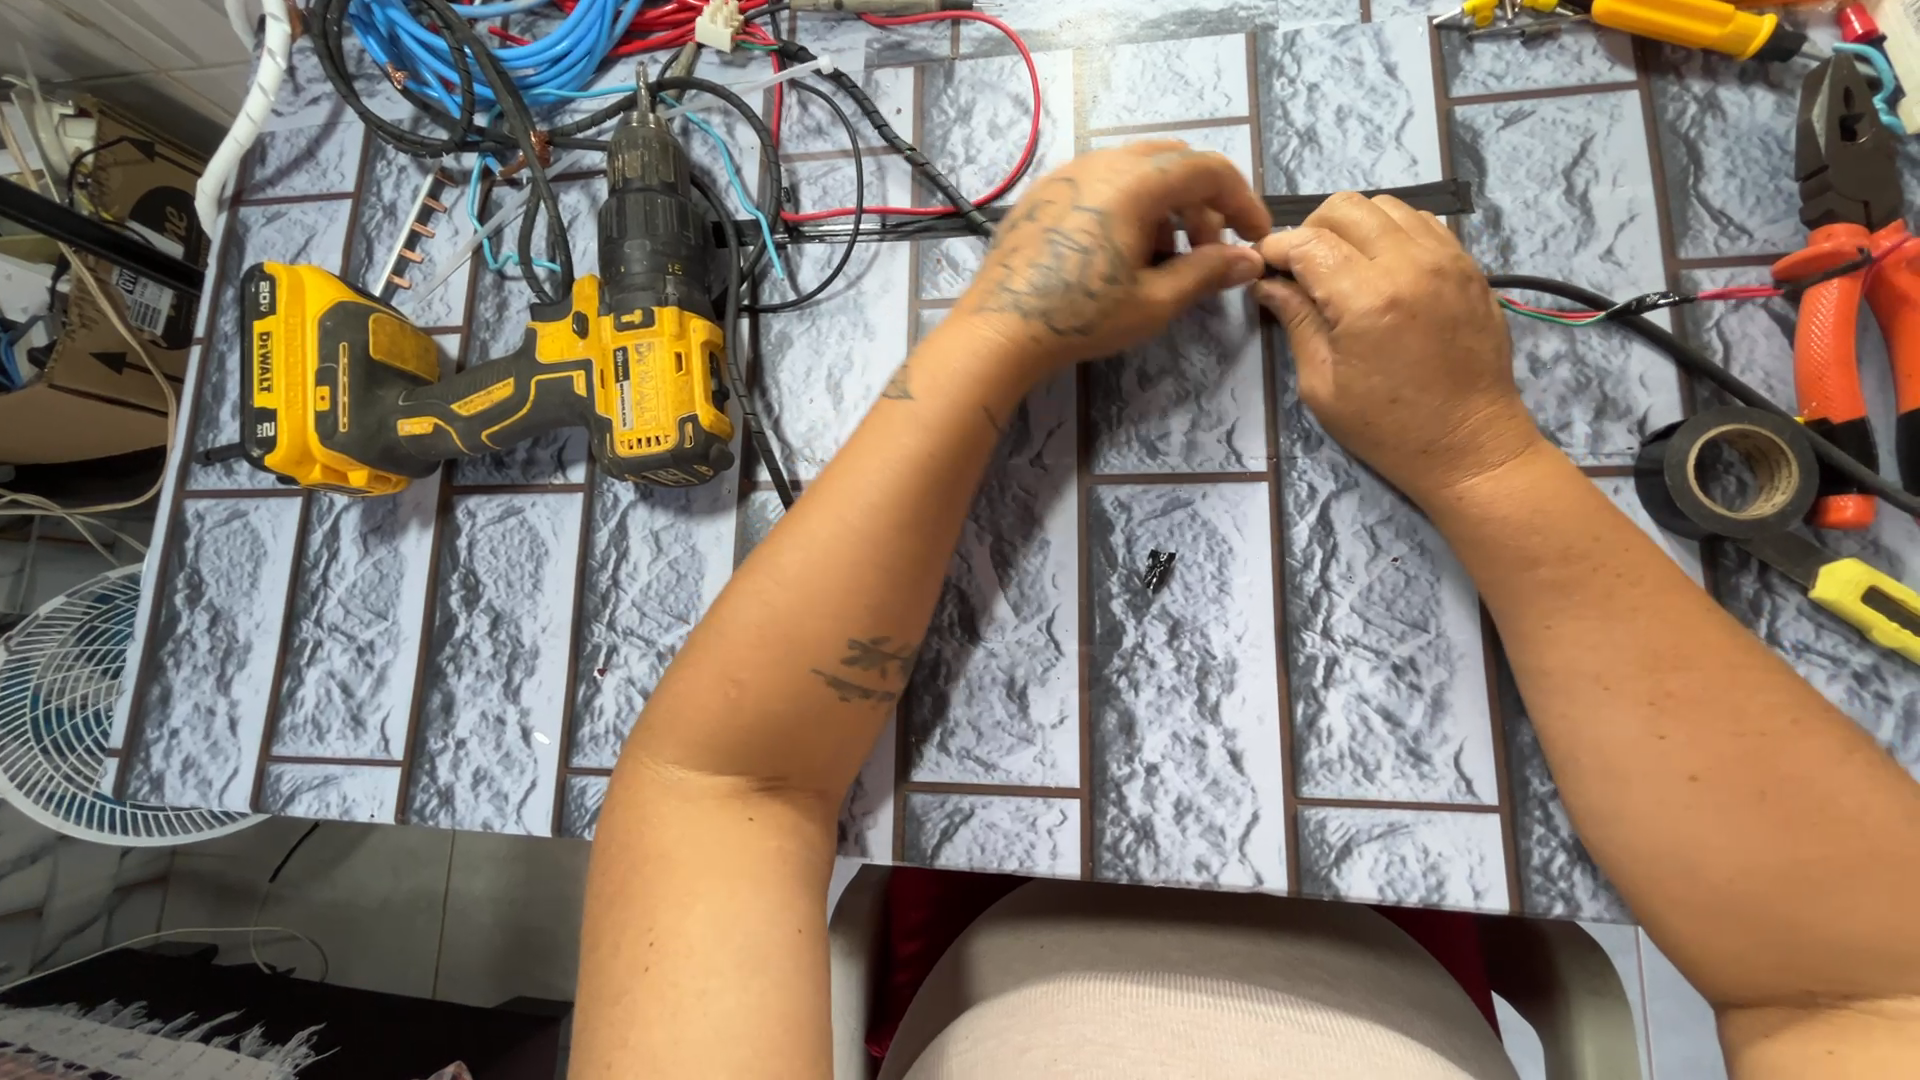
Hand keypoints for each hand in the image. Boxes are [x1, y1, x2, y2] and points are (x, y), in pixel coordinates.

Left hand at [951, 141, 1272, 374]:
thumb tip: (1247, 261)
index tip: (1252, 237)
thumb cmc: (1079, 319)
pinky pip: (1097, 185)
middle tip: (1206, 251)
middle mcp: (1099, 163)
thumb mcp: (1152, 303)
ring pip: (1132, 172)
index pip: (1207, 169)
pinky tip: (1116, 256)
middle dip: (1200, 204)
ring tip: (1160, 261)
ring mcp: (1065, 175)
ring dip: (1162, 207)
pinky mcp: (1041, 196)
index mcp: (1134, 182)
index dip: (1240, 201)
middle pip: (1171, 163)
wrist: (999, 330)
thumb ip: (1205, 273)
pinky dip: (1124, 208)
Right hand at [1254, 192, 1544, 503]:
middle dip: (1310, 230)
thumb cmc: (1384, 426)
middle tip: (1297, 269)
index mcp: (1366, 300)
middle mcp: (1410, 265)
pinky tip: (1377, 270)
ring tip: (1338, 267)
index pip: (1307, 243)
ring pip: (1386, 206)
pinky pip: (1422, 223)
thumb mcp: (1321, 383)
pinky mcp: (1468, 266)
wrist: (1466, 443)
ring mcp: (1446, 259)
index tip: (1259, 267)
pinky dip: (1389, 233)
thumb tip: (1267, 284)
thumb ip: (1296, 321)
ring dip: (1351, 227)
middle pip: (1346, 208)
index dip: (1274, 249)